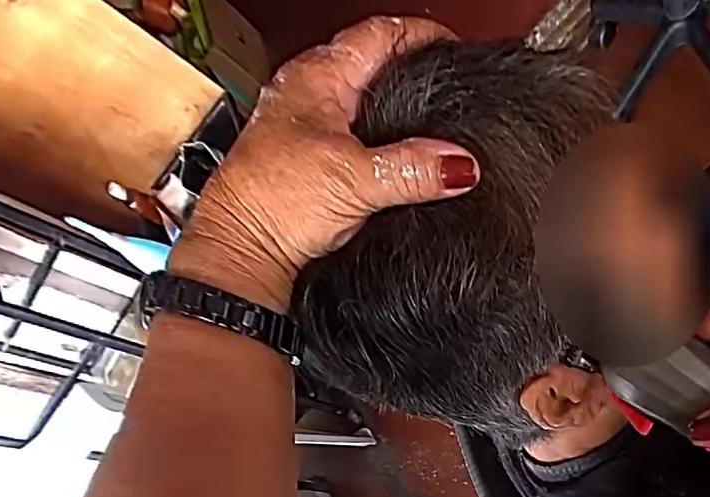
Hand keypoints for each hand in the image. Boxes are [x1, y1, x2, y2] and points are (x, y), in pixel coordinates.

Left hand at [168, 16, 480, 309]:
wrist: (248, 247)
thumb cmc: (275, 201)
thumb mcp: (357, 180)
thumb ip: (412, 170)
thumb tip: (461, 165)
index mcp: (320, 78)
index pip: (380, 36)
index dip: (421, 37)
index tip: (453, 49)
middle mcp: (312, 96)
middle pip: (374, 69)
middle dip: (413, 74)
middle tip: (447, 89)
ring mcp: (311, 129)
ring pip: (366, 108)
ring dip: (397, 115)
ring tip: (430, 130)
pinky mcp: (314, 165)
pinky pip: (359, 144)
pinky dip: (383, 149)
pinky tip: (398, 169)